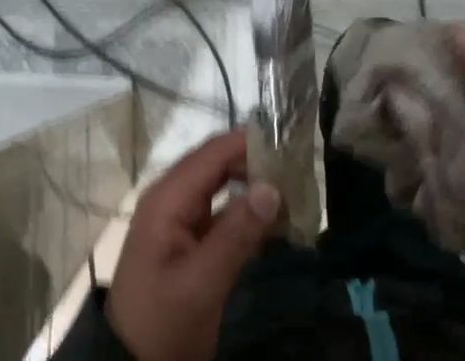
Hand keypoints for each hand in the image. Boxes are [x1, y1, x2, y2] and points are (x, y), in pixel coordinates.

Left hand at [106, 131, 280, 360]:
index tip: (292, 142)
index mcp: (167, 198)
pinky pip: (223, 213)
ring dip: (256, 187)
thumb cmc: (163, 322)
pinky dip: (249, 213)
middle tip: (302, 170)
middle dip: (257, 162)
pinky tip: (279, 220)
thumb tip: (273, 186)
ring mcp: (180, 219)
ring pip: (223, 188)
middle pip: (219, 165)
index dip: (249, 142)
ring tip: (299, 191)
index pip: (213, 154)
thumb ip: (236, 234)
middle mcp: (172, 198)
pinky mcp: (189, 241)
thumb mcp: (201, 283)